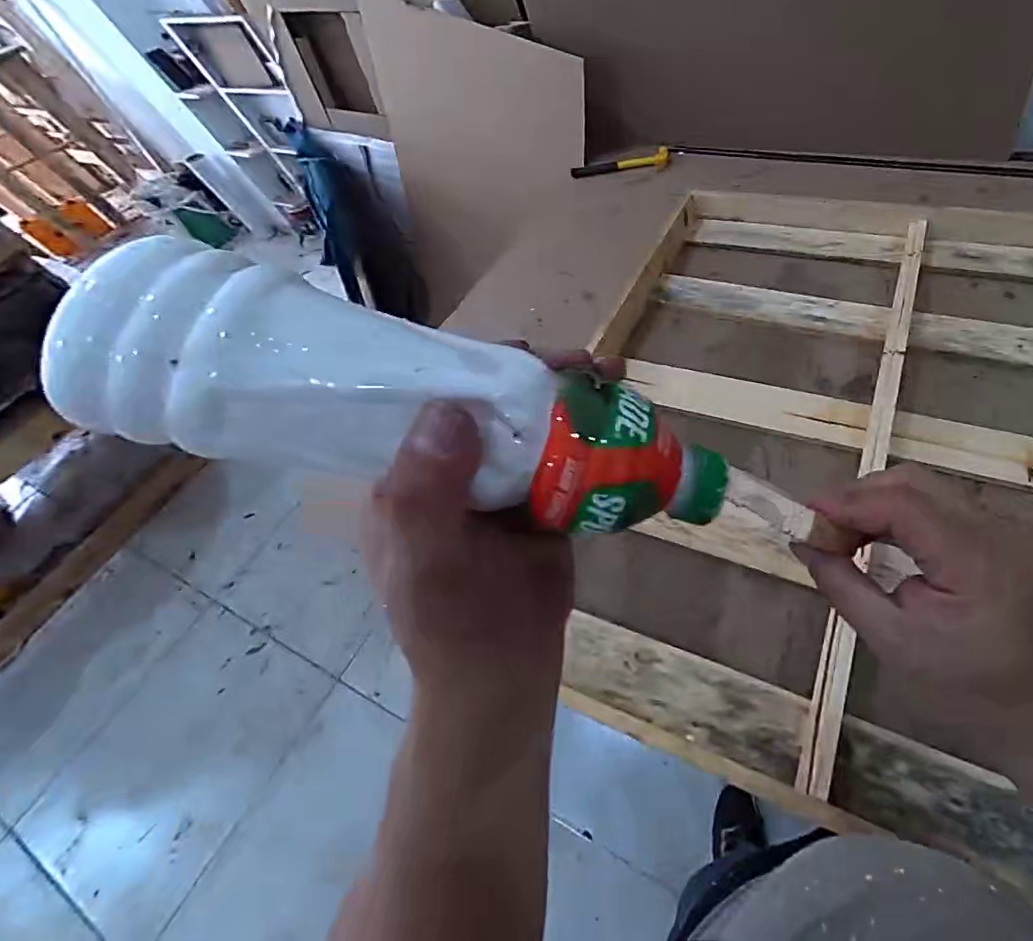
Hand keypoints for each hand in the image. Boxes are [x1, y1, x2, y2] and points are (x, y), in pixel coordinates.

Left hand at [361, 346, 618, 705]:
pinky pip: (564, 456)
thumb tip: (452, 410)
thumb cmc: (452, 625)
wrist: (503, 676)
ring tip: (611, 378)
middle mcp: (451, 469)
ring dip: (571, 397)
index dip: (480, 369)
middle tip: (583, 366)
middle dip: (538, 377)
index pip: (435, 400)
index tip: (526, 356)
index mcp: (408, 472)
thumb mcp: (426, 561)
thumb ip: (426, 491)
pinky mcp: (537, 499)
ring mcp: (498, 483)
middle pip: (494, 404)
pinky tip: (623, 419)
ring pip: (533, 424)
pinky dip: (592, 434)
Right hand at [791, 465, 1032, 730]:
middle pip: (911, 482)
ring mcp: (1002, 524)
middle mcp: (995, 528)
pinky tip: (876, 534)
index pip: (902, 505)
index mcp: (975, 560)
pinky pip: (936, 500)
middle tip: (821, 527)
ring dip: (874, 500)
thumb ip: (843, 585)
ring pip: (922, 485)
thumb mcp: (890, 640)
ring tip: (843, 533)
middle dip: (856, 496)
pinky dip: (897, 509)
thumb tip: (803, 543)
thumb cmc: (959, 683)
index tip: (805, 514)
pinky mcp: (998, 527)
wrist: (1028, 705)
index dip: (848, 501)